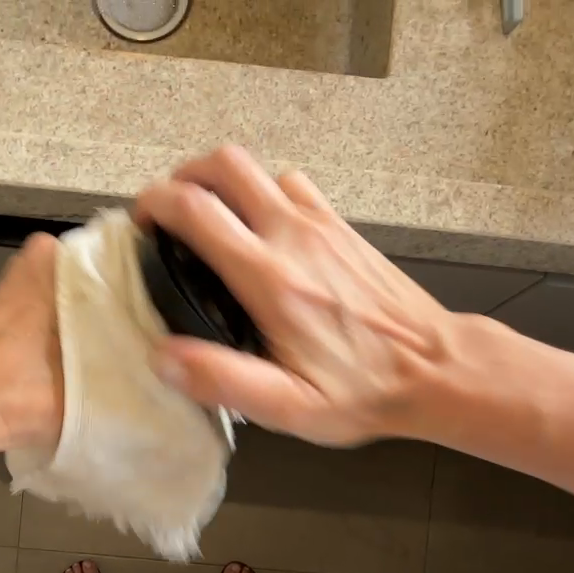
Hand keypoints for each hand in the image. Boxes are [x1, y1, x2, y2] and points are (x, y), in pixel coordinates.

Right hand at [134, 147, 463, 446]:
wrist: (434, 369)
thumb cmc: (362, 391)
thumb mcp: (288, 407)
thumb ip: (223, 381)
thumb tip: (165, 357)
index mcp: (271, 279)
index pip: (197, 210)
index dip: (155, 204)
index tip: (139, 223)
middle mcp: (294, 237)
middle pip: (226, 165)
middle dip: (182, 178)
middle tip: (166, 211)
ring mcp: (322, 225)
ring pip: (258, 168)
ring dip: (221, 180)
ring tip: (204, 216)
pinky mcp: (341, 228)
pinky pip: (292, 184)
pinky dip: (262, 190)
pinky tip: (258, 225)